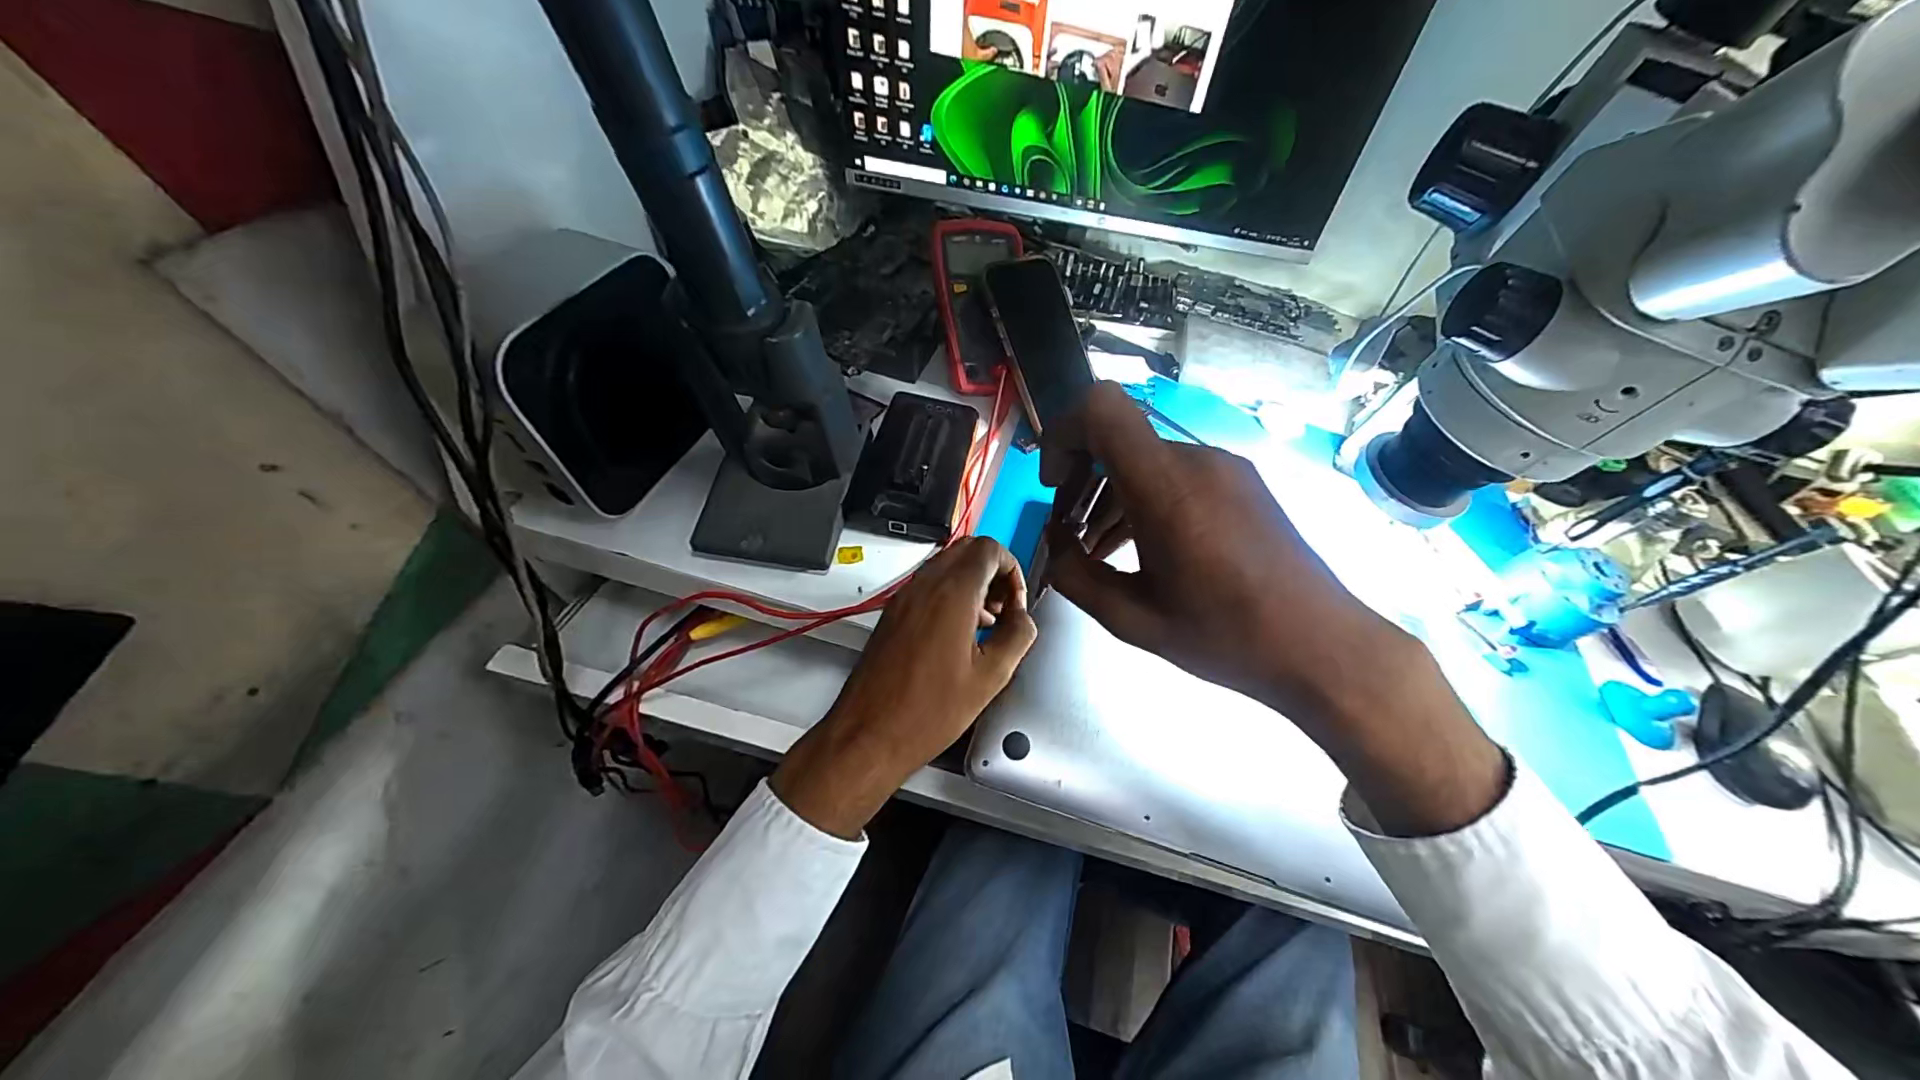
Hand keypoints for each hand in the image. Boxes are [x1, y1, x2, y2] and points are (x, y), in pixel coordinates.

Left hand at [773, 537, 1037, 837]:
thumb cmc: (923, 712)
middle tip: (1006, 606)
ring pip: (946, 565)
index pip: (989, 549)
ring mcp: (904, 599)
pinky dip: (950, 595)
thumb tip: (1023, 619)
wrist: (870, 734)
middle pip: (967, 550)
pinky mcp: (893, 614)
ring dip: (972, 583)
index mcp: (951, 595)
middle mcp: (923, 588)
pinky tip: (960, 634)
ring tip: (987, 622)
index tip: (1017, 602)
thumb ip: (1018, 636)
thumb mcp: (991, 677)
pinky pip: (927, 586)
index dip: (1013, 570)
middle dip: (994, 572)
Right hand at [1041, 382, 1504, 834]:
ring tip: (1099, 550)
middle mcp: (1197, 460)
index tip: (1054, 485)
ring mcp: (1226, 468)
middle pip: (1118, 437)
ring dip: (1111, 493)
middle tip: (1068, 530)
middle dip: (1080, 476)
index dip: (1061, 432)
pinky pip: (1178, 474)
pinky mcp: (1244, 484)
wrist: (1325, 649)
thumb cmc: (1226, 639)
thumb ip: (1076, 576)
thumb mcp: (1134, 620)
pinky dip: (1146, 499)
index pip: (1100, 408)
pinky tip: (1142, 548)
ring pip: (1146, 459)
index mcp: (1165, 487)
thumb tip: (1054, 543)